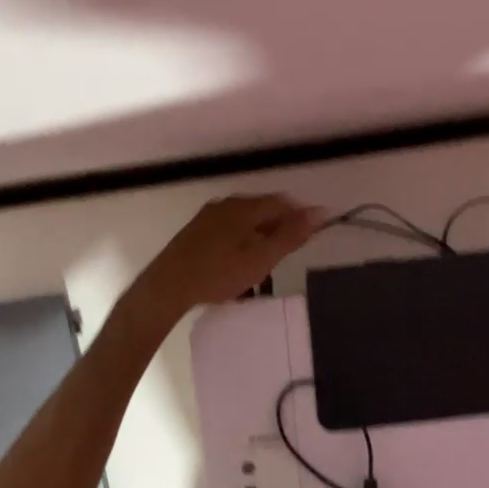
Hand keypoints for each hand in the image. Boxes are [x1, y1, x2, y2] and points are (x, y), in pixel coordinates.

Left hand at [128, 195, 321, 318]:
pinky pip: (229, 227)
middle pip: (263, 208)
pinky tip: (241, 257)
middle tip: (291, 248)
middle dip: (281, 224)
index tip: (312, 234)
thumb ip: (290, 236)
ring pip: (245, 218)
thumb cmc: (219, 273)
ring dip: (261, 232)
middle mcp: (227, 204)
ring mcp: (209, 216)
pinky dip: (243, 237)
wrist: (169, 285)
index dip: (300, 215)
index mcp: (246, 207)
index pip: (282, 202)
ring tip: (268, 256)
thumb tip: (318, 213)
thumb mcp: (261, 259)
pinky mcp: (196, 231)